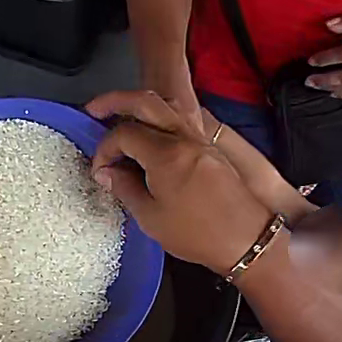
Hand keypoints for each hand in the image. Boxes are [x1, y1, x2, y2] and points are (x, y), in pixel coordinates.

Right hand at [84, 90, 273, 271]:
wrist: (246, 240)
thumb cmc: (197, 234)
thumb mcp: (150, 217)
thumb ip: (124, 188)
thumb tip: (107, 173)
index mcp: (166, 155)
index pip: (124, 134)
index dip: (104, 148)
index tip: (99, 169)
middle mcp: (184, 138)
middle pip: (146, 102)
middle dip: (115, 101)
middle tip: (95, 109)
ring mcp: (201, 140)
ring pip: (167, 105)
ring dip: (141, 104)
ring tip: (122, 115)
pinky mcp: (210, 148)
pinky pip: (182, 119)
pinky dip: (160, 118)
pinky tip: (151, 132)